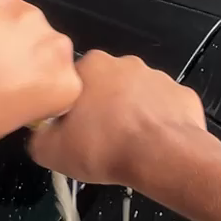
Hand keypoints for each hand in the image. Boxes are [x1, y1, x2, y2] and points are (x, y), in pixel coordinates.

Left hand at [0, 0, 80, 151]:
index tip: (15, 86)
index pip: (59, 75)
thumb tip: (15, 82)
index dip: (35, 79)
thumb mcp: (10, 122)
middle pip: (42, 41)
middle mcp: (53, 42)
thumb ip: (29, 94)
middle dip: (22, 49)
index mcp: (64, 81)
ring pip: (15, 16)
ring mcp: (22, 11)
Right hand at [29, 50, 212, 187]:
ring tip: (128, 145)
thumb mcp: (50, 151)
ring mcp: (158, 76)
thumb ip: (38, 135)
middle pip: (106, 86)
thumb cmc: (103, 148)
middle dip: (102, 108)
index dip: (71, 108)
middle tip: (98, 140)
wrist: (161, 157)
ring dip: (131, 115)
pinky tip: (153, 145)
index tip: (72, 130)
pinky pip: (164, 109)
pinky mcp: (182, 94)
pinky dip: (159, 124)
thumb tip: (42, 134)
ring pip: (137, 96)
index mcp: (91, 66)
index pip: (73, 82)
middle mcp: (125, 63)